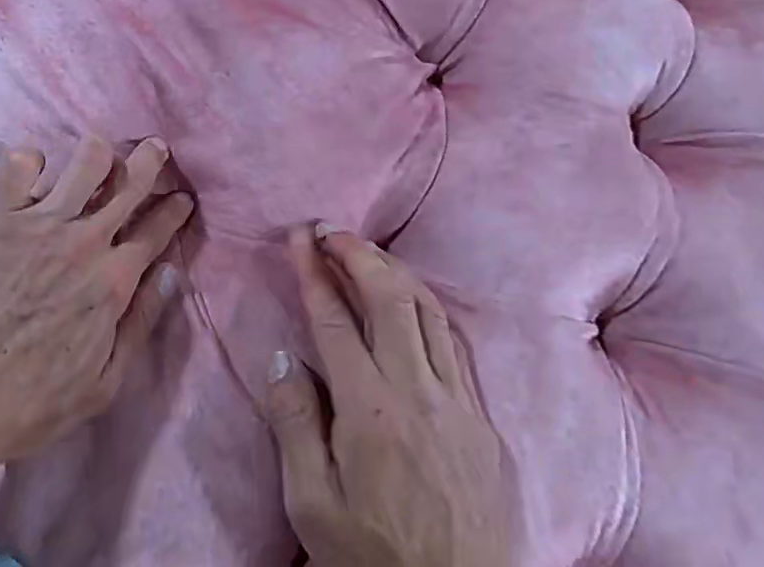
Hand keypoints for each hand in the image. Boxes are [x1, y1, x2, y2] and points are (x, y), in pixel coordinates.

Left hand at [0, 135, 194, 465]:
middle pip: (132, 181)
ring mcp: (40, 223)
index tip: (181, 197)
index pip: (157, 230)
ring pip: (88, 159)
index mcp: (114, 280)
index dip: (174, 209)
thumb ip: (142, 324)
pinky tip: (29, 172)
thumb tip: (172, 273)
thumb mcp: (103, 383)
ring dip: (98, 151)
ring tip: (95, 155)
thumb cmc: (28, 400)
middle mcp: (85, 241)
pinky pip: (21, 163)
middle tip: (154, 148)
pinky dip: (29, 161)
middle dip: (150, 159)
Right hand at [264, 225, 511, 566]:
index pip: (334, 319)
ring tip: (364, 249)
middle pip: (389, 297)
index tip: (299, 237)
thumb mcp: (313, 508)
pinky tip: (411, 298)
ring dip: (393, 270)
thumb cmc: (375, 559)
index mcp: (369, 409)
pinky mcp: (480, 416)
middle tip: (330, 230)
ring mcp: (456, 399)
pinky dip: (425, 305)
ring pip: (427, 310)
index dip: (313, 271)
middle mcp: (416, 390)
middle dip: (357, 253)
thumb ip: (295, 426)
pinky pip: (451, 340)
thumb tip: (282, 357)